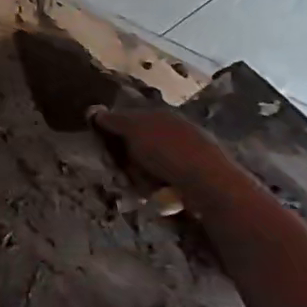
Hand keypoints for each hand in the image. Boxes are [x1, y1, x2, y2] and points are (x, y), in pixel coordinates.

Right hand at [89, 105, 244, 194]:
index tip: (102, 145)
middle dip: (123, 158)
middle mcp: (177, 134)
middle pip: (136, 145)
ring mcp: (187, 158)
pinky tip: (152, 194)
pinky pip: (161, 183)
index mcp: (165, 117)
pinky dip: (152, 189)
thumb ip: (113, 120)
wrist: (211, 186)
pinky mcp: (193, 180)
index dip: (112, 131)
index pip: (129, 119)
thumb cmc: (169, 152)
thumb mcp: (134, 129)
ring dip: (135, 176)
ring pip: (146, 166)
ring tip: (135, 186)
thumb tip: (94, 111)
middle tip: (116, 169)